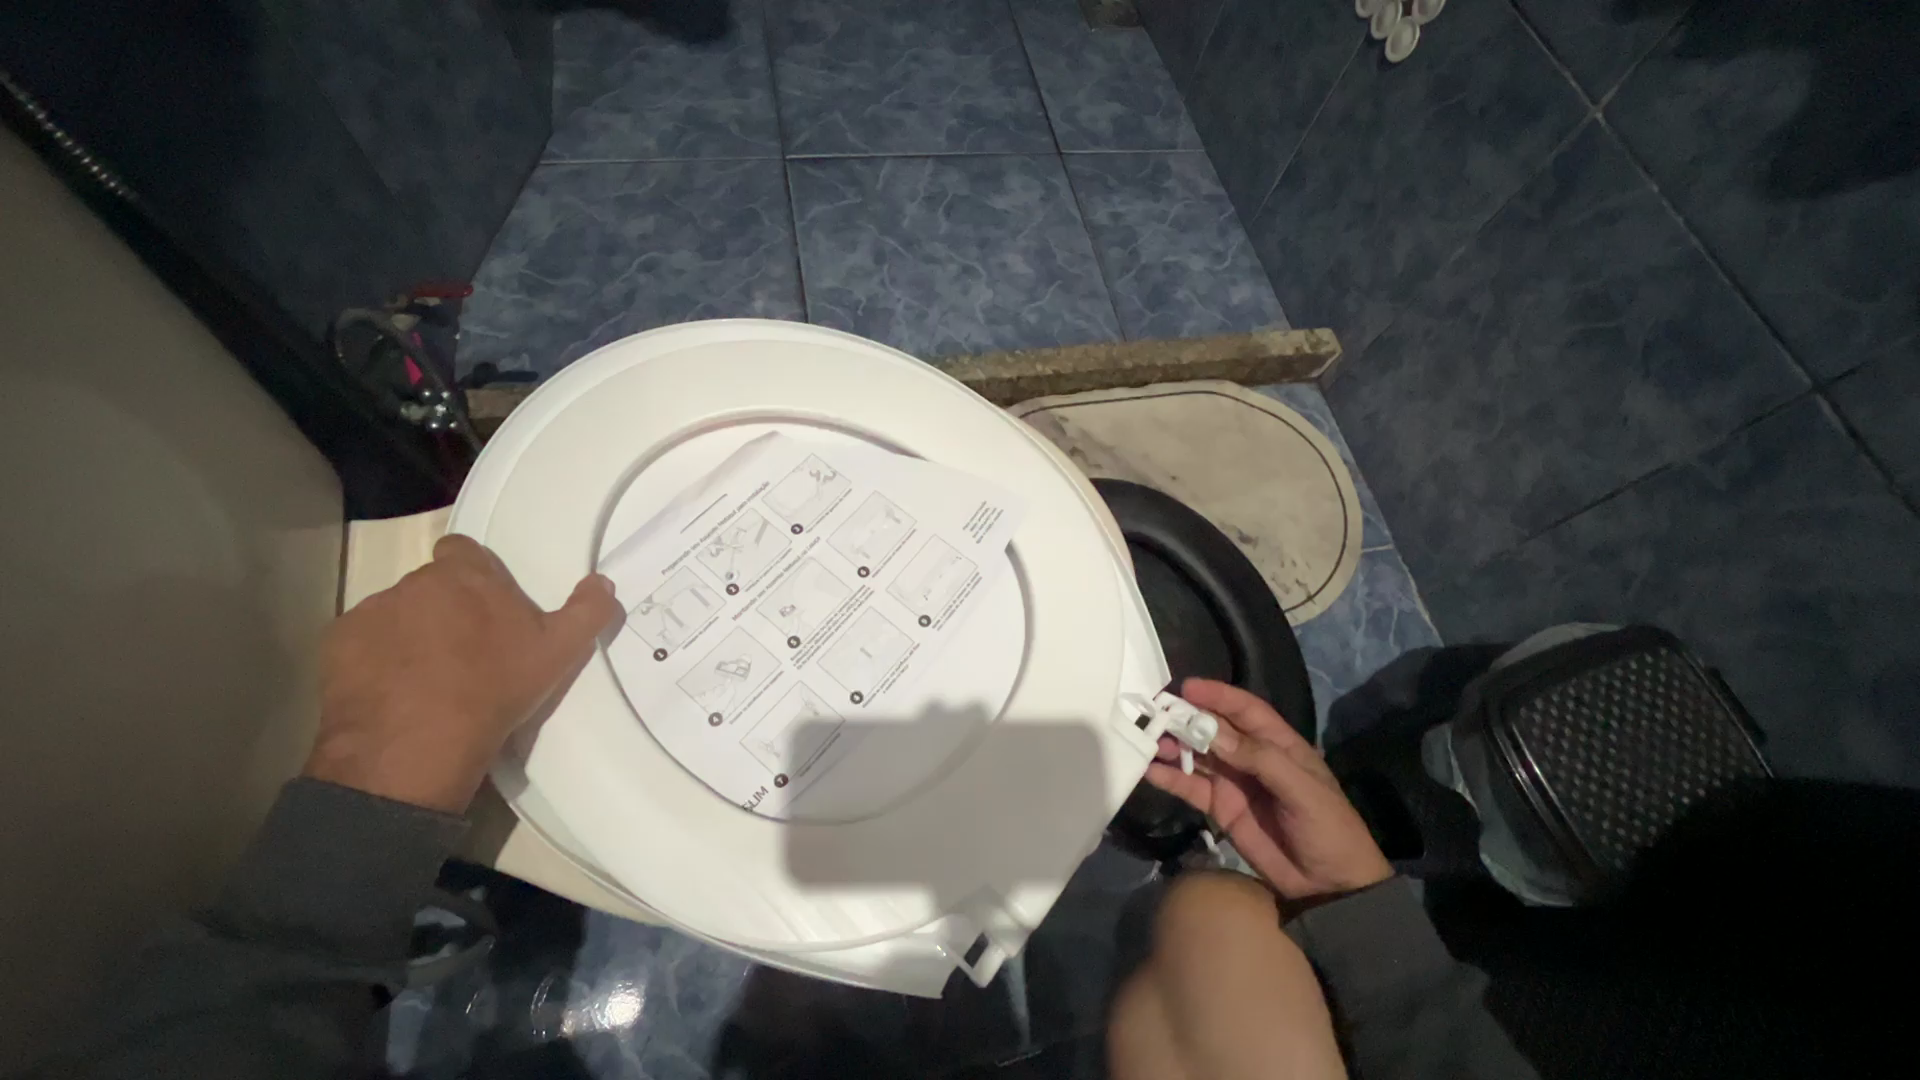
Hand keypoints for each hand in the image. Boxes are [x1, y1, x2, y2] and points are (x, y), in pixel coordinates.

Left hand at [304, 535, 621, 812]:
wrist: (417, 743)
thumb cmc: (496, 687)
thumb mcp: (560, 652)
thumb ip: (587, 611)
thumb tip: (602, 583)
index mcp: (466, 576)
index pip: (462, 549)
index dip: (474, 572)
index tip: (486, 603)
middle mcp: (414, 583)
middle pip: (432, 585)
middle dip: (446, 607)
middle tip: (467, 648)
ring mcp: (370, 613)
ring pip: (397, 614)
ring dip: (411, 633)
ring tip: (429, 677)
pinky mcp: (337, 647)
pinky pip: (361, 644)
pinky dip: (377, 660)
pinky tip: (395, 691)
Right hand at [1148, 678, 1391, 903]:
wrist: (1328, 885)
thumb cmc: (1327, 827)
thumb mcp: (1301, 789)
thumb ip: (1259, 759)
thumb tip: (1213, 733)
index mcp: (1277, 744)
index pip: (1245, 710)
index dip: (1218, 696)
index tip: (1188, 687)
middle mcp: (1250, 757)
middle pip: (1214, 729)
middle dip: (1186, 718)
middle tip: (1157, 713)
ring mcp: (1233, 782)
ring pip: (1197, 755)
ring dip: (1174, 746)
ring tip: (1150, 741)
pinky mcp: (1219, 808)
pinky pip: (1190, 787)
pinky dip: (1169, 777)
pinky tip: (1150, 771)